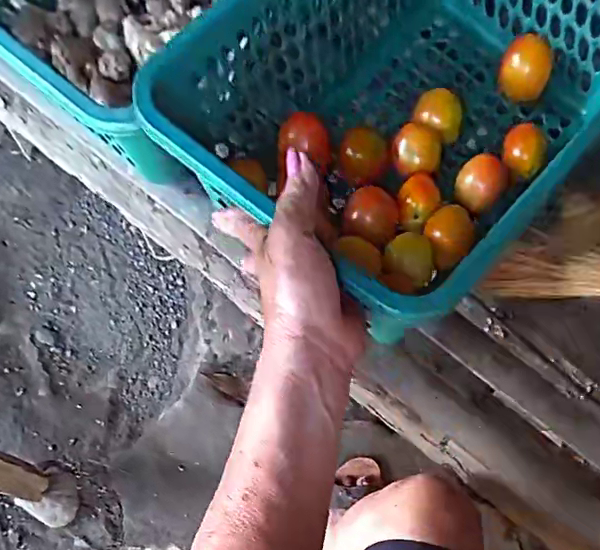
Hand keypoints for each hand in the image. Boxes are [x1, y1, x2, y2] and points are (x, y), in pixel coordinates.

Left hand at [213, 149, 366, 373]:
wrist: (319, 346)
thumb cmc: (294, 294)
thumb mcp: (289, 239)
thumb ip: (296, 199)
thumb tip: (297, 153)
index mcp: (267, 248)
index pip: (246, 223)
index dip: (234, 215)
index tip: (218, 210)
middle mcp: (290, 261)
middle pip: (291, 228)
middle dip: (295, 212)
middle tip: (304, 186)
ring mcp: (320, 276)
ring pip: (327, 243)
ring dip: (338, 226)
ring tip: (352, 195)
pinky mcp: (349, 289)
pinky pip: (358, 262)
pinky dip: (366, 250)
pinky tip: (380, 233)